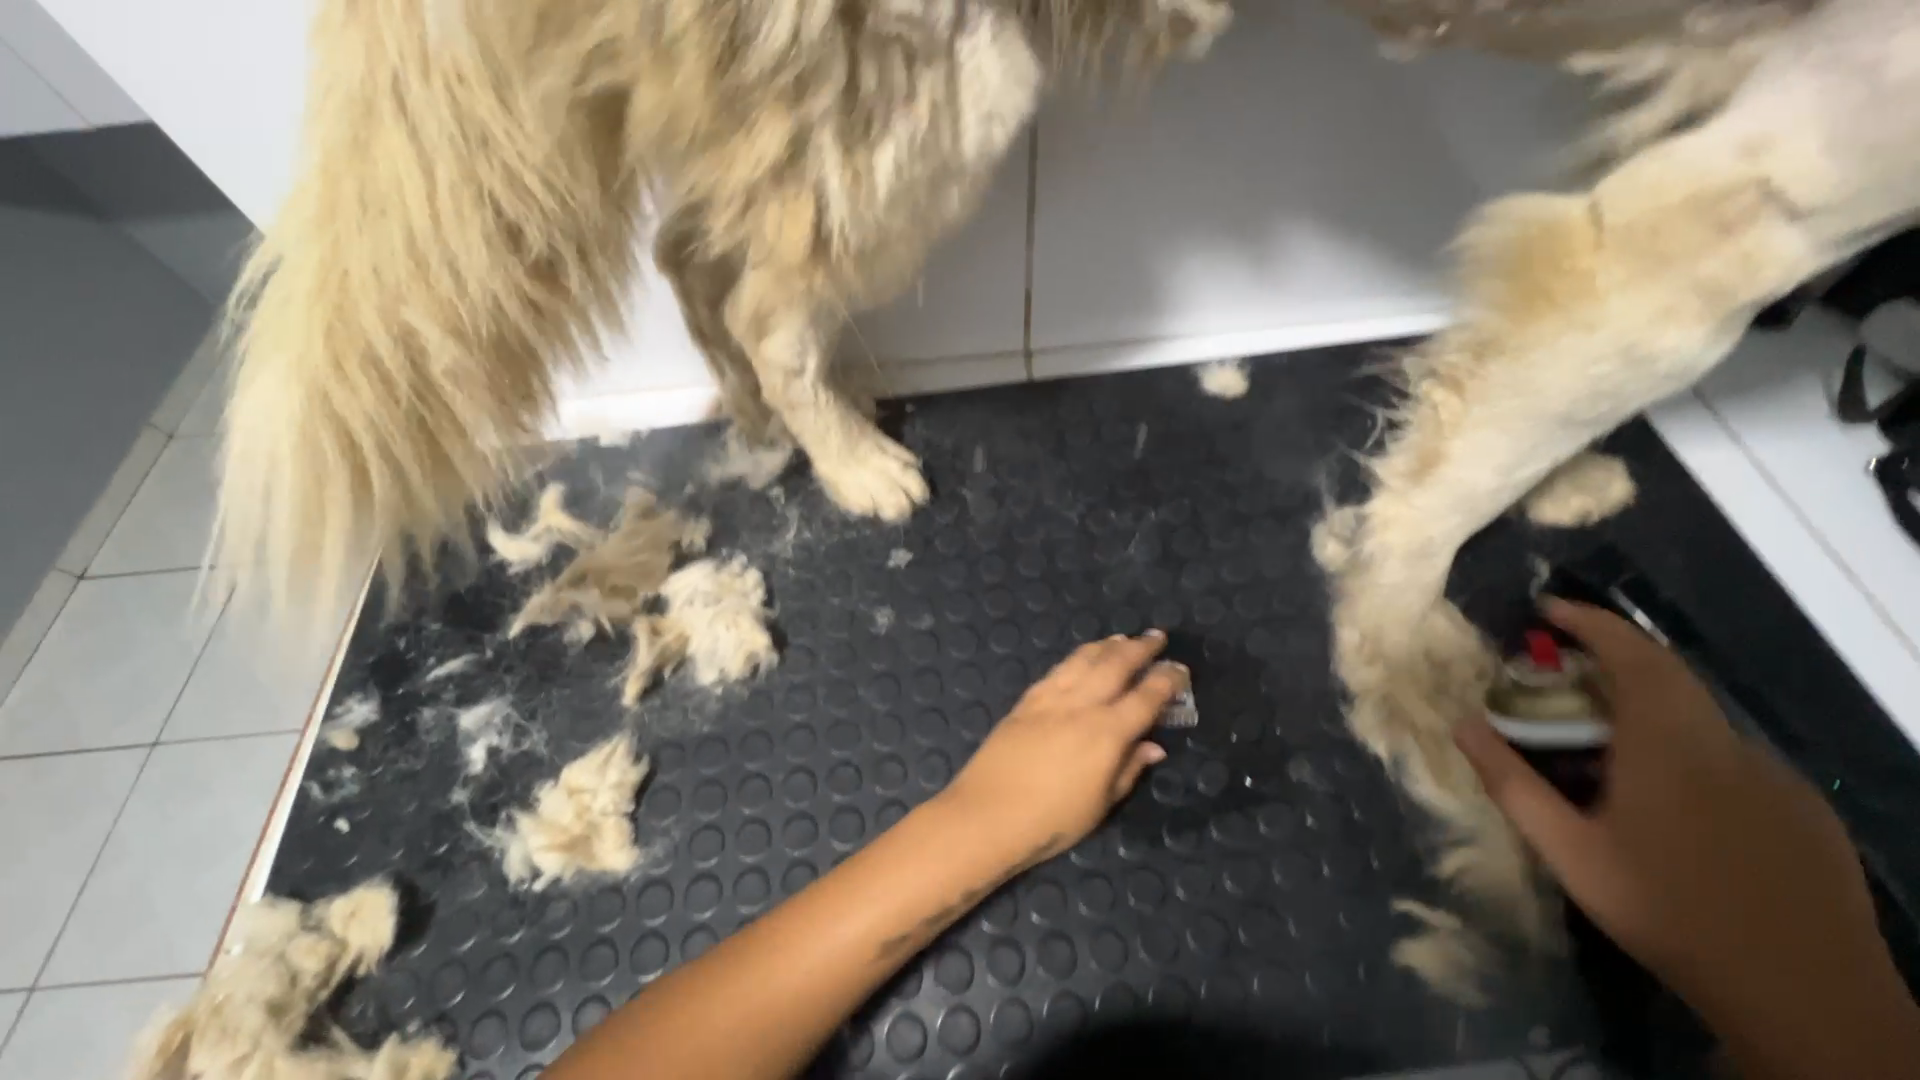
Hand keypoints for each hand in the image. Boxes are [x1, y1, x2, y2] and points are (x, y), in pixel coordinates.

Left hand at [940, 631, 1186, 868]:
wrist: (986, 815)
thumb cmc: (1051, 822)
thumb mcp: (1100, 805)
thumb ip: (1128, 769)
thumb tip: (1153, 746)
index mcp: (1107, 733)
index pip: (1146, 697)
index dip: (1167, 680)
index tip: (1180, 669)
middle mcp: (1080, 706)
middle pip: (1115, 665)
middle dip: (1140, 648)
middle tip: (1157, 636)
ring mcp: (1049, 700)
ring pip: (1083, 660)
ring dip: (1106, 646)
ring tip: (1121, 639)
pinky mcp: (1025, 702)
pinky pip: (1056, 671)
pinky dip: (1075, 659)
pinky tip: (1080, 658)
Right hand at [1454, 600, 1901, 1031]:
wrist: (1803, 992)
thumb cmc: (1666, 910)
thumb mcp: (1568, 851)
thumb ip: (1512, 783)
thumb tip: (1462, 725)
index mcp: (1669, 743)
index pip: (1633, 655)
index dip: (1591, 622)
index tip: (1548, 608)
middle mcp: (1725, 743)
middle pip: (1669, 675)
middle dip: (1613, 654)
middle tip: (1559, 665)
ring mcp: (1772, 775)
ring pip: (1699, 717)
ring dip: (1646, 705)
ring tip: (1600, 738)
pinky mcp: (1800, 808)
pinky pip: (1730, 754)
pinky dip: (1684, 745)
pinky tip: (1665, 797)